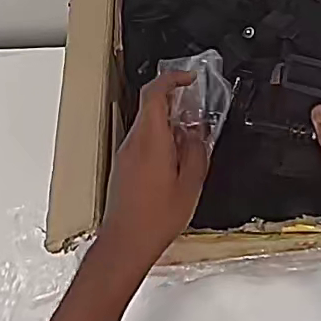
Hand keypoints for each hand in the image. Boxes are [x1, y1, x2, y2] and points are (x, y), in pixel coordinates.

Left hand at [99, 71, 211, 265]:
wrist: (126, 242)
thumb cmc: (155, 219)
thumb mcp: (190, 184)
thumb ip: (196, 152)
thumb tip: (196, 135)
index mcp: (150, 141)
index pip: (154, 94)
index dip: (172, 79)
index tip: (189, 78)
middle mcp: (133, 143)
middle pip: (150, 107)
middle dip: (175, 102)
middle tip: (196, 109)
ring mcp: (126, 155)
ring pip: (147, 125)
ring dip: (169, 123)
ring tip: (190, 139)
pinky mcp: (124, 167)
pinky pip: (143, 141)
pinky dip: (161, 139)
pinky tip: (176, 158)